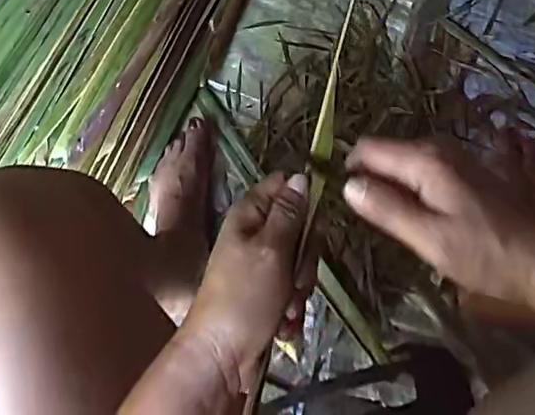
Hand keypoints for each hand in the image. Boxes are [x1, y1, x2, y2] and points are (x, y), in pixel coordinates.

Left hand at [179, 172, 315, 393]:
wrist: (221, 359)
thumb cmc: (244, 297)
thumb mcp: (272, 249)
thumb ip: (289, 213)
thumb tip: (301, 176)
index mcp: (249, 213)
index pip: (284, 185)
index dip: (304, 199)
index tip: (313, 224)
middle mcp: (255, 232)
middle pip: (298, 225)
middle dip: (305, 255)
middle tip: (295, 276)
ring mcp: (260, 263)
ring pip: (300, 259)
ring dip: (300, 285)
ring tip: (287, 306)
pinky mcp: (266, 292)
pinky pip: (293, 287)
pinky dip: (292, 305)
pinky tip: (284, 322)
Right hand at [343, 137, 534, 305]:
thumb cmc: (487, 254)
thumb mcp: (431, 240)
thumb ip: (387, 210)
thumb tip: (348, 186)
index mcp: (424, 160)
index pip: (368, 149)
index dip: (349, 169)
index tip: (338, 198)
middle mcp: (436, 148)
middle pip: (385, 154)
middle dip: (370, 179)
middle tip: (366, 220)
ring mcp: (452, 156)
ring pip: (402, 163)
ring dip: (390, 186)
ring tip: (390, 223)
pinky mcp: (463, 170)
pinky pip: (420, 170)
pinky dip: (410, 188)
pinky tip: (418, 219)